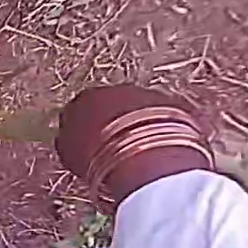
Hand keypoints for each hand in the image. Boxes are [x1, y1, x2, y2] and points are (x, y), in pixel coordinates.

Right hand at [56, 85, 212, 203]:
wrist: (143, 157)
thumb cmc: (99, 155)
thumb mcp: (68, 152)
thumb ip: (68, 139)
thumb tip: (68, 139)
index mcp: (85, 97)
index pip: (80, 106)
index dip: (82, 124)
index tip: (84, 140)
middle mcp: (119, 89)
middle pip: (113, 103)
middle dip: (112, 120)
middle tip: (110, 144)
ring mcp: (151, 96)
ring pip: (141, 108)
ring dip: (138, 123)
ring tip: (134, 150)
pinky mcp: (179, 106)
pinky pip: (167, 116)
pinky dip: (161, 128)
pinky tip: (156, 148)